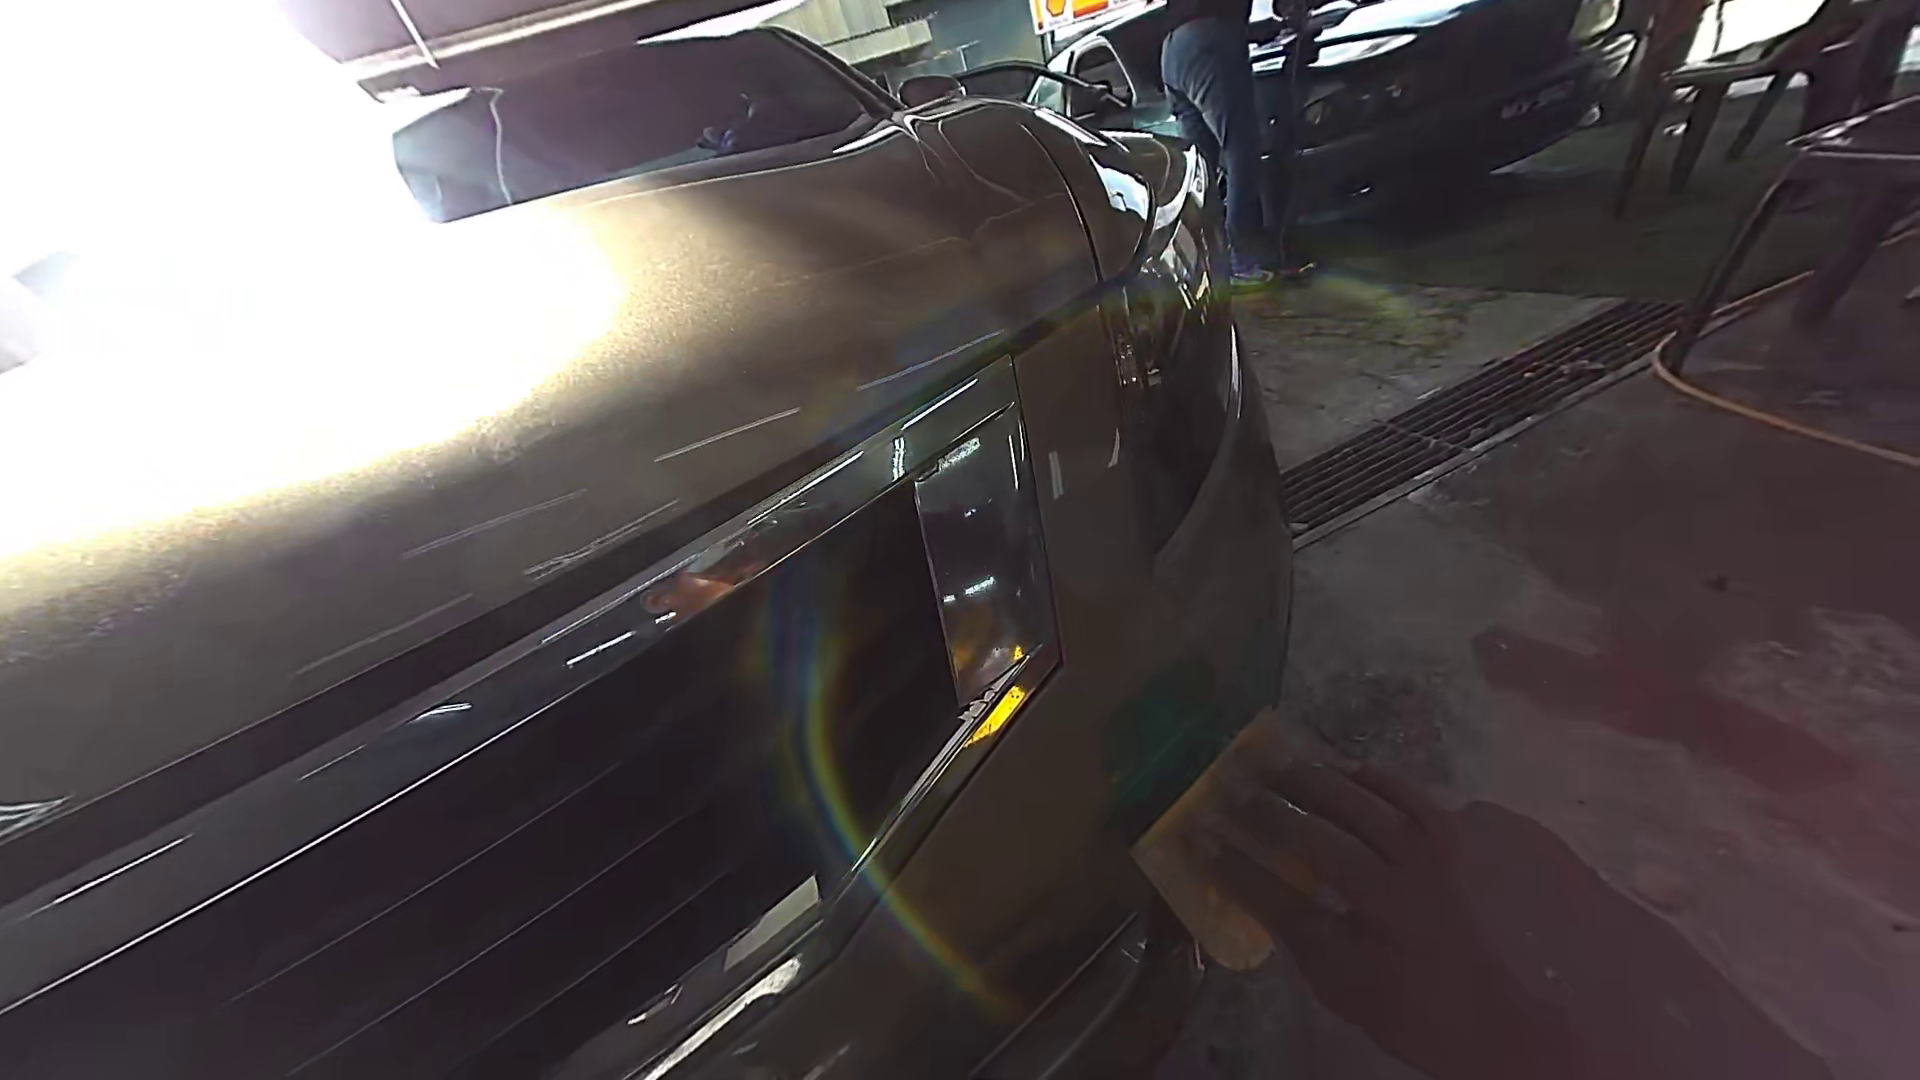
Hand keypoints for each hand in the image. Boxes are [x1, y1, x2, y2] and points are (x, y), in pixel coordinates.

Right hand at [1195, 762, 1581, 1079]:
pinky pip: (1406, 789)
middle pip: (1316, 825)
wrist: (1544, 1025)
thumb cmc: (1432, 1012)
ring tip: (1273, 764)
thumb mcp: (1351, 987)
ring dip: (1306, 778)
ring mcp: (1443, 845)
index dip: (1233, 858)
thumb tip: (1242, 876)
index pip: (1281, 884)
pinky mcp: (1469, 832)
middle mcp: (1408, 872)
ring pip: (1357, 794)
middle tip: (1230, 783)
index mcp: (1379, 918)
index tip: (1197, 833)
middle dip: (1263, 804)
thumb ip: (1293, 929)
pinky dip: (1366, 776)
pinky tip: (1343, 774)